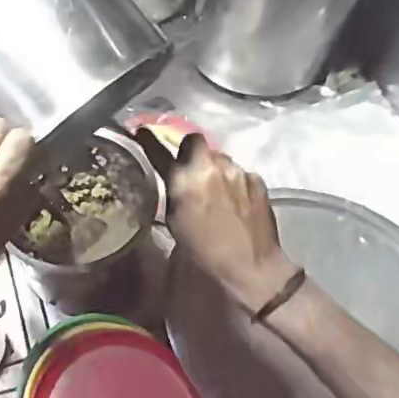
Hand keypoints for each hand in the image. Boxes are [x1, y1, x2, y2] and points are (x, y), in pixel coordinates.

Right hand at [167, 136, 299, 312]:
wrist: (251, 265)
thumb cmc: (205, 252)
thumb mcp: (176, 223)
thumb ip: (174, 193)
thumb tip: (175, 178)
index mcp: (184, 180)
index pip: (161, 150)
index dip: (150, 140)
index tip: (141, 131)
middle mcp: (210, 167)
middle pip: (195, 143)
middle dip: (191, 153)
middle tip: (192, 173)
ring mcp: (237, 170)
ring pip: (219, 157)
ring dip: (214, 169)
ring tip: (217, 194)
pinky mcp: (257, 179)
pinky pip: (239, 172)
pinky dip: (234, 182)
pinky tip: (236, 202)